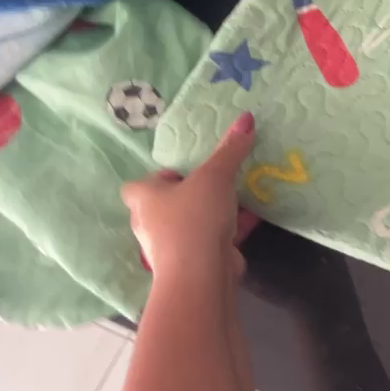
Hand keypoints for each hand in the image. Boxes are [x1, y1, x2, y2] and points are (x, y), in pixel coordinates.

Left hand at [122, 112, 258, 286]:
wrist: (200, 272)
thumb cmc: (194, 217)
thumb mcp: (215, 176)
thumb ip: (231, 150)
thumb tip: (246, 118)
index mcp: (144, 199)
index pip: (138, 185)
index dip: (160, 178)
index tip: (186, 174)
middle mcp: (150, 223)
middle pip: (166, 204)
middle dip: (190, 195)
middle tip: (217, 184)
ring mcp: (170, 245)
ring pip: (190, 222)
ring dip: (211, 214)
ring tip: (239, 200)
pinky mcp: (194, 260)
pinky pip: (210, 238)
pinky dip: (227, 230)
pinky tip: (251, 220)